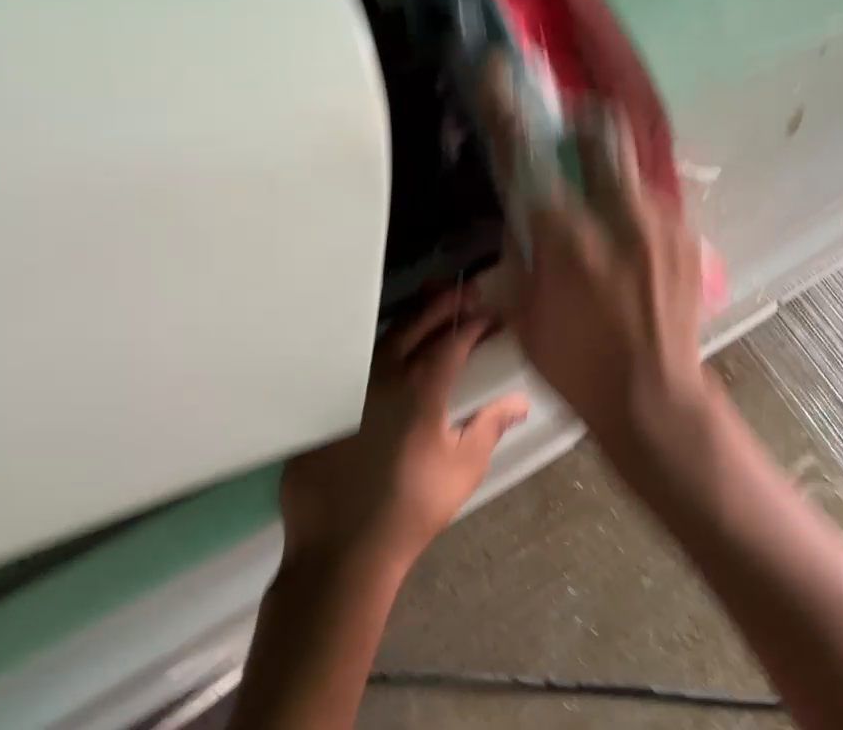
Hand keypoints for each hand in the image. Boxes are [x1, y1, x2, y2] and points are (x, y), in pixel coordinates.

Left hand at [277, 292, 529, 568]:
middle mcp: (383, 376)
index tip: (490, 314)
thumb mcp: (465, 467)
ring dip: (408, 322)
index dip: (473, 322)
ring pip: (380, 342)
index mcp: (422, 387)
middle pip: (415, 326)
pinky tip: (386, 360)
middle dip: (441, 306)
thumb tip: (518, 402)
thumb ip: (490, 425)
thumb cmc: (414, 506)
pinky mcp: (325, 410)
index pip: (453, 340)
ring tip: (427, 313)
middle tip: (464, 293)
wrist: (345, 548)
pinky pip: (354, 368)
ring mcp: (348, 390)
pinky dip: (377, 354)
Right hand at [478, 65, 708, 452]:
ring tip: (601, 202)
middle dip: (581, 119)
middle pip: (603, 131)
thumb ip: (518, 252)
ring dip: (610, 169)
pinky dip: (634, 204)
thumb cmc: (578, 365)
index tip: (495, 72)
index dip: (508, 107)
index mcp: (568, 238)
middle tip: (566, 132)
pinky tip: (627, 238)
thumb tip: (523, 212)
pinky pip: (655, 200)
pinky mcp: (688, 238)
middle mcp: (620, 217)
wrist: (655, 398)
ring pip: (634, 165)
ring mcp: (662, 225)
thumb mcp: (524, 313)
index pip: (529, 154)